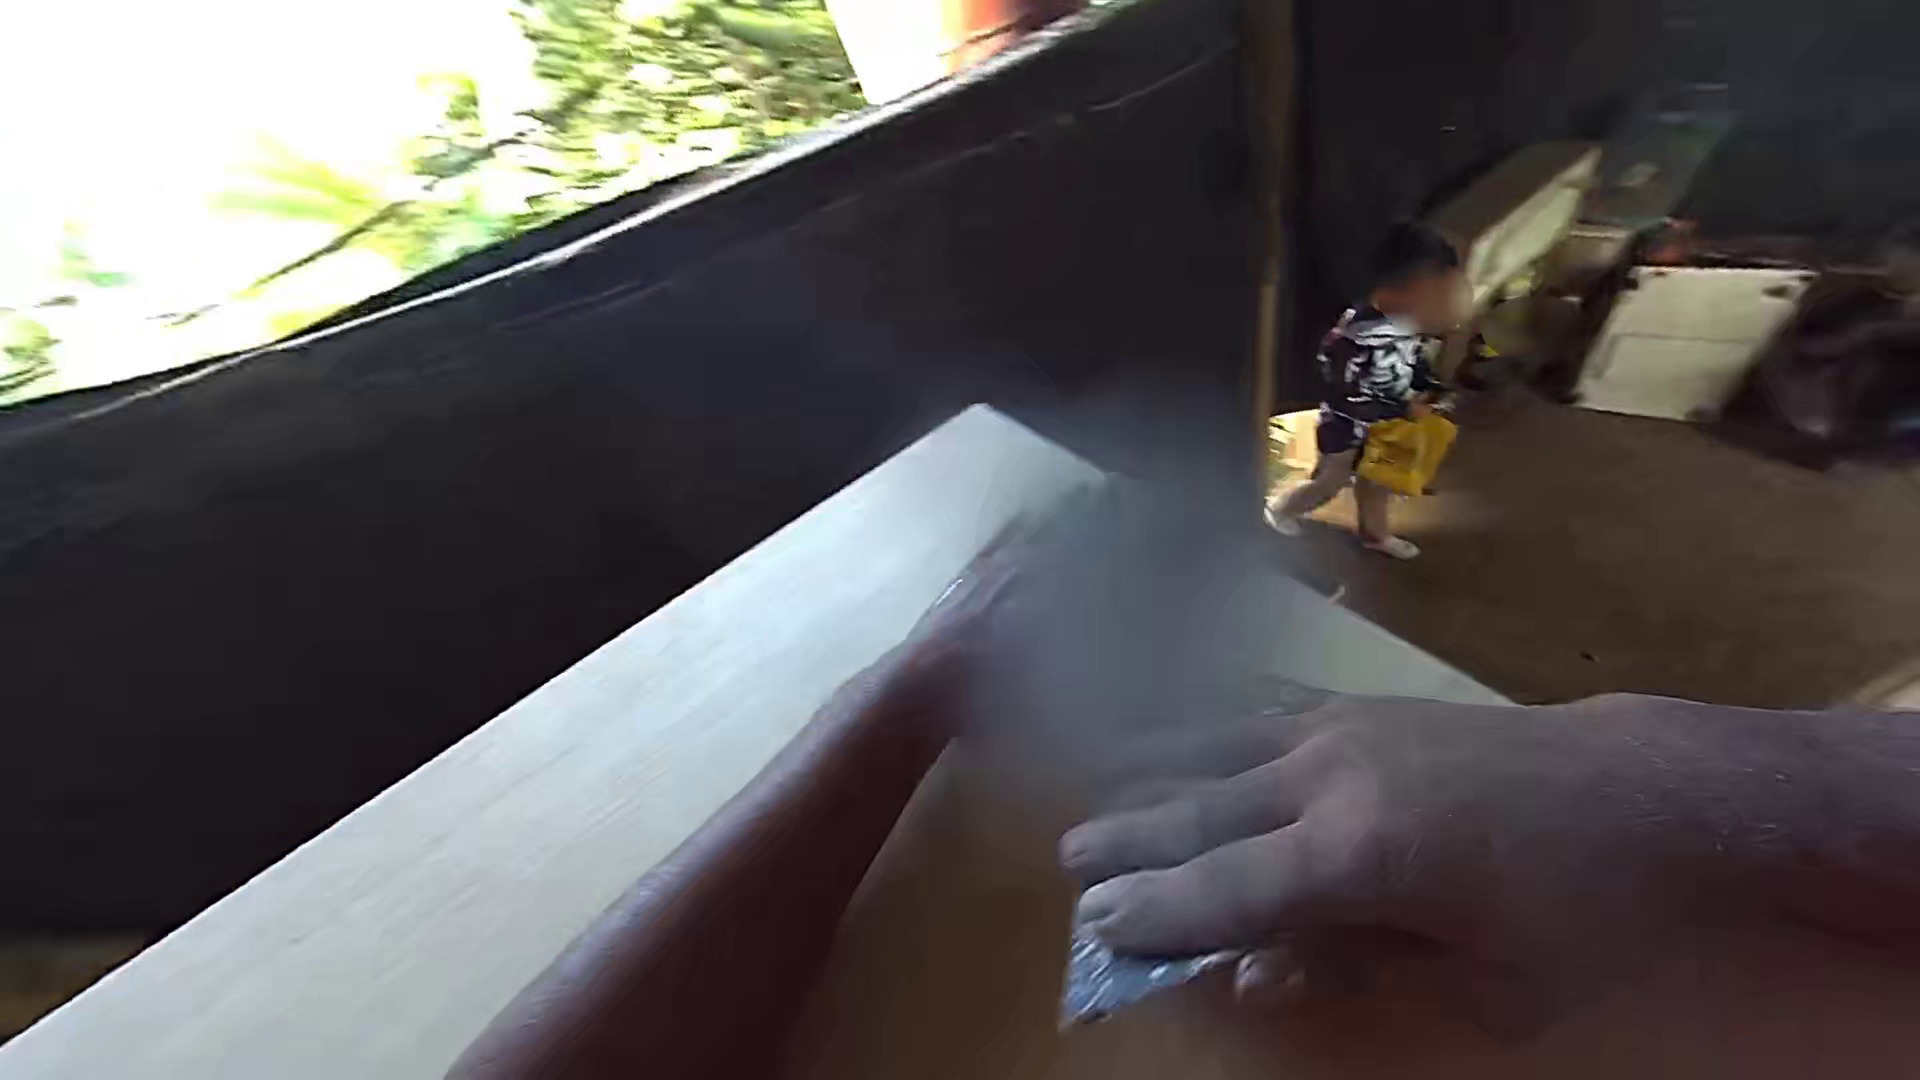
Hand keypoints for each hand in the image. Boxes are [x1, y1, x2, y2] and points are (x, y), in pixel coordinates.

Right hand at [1059, 695, 1917, 1031]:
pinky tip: (1179, 742)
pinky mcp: (1346, 709)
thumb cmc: (1594, 915)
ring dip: (1150, 770)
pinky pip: (1251, 722)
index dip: (1161, 909)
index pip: (1229, 887)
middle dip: (1131, 835)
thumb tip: (1256, 972)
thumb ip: (1356, 975)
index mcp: (1361, 855)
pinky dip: (1201, 737)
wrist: (1657, 792)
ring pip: (1214, 750)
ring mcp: (1331, 730)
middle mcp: (1324, 779)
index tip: (1099, 921)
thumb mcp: (1489, 987)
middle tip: (1070, 853)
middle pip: (1202, 809)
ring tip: (1099, 778)